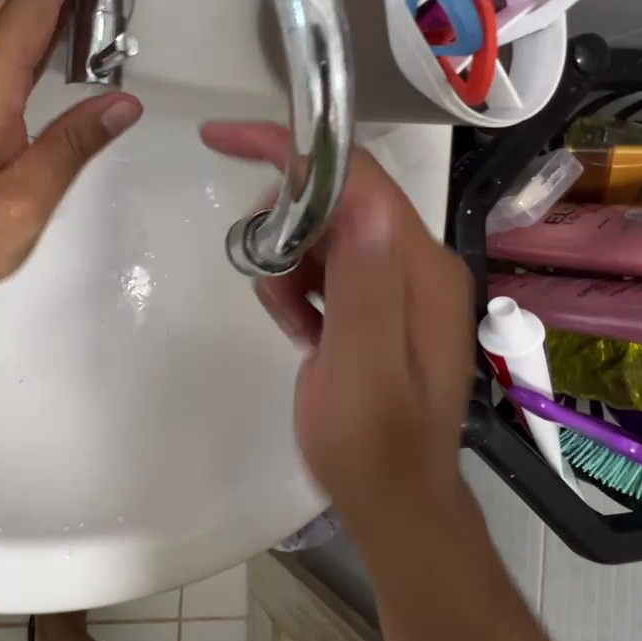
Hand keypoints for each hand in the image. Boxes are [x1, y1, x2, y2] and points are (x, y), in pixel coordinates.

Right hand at [200, 122, 474, 514]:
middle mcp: (415, 262)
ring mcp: (397, 283)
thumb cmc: (372, 442)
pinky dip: (298, 287)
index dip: (289, 150)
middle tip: (265, 279)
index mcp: (419, 268)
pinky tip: (301, 328)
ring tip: (290, 318)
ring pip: (323, 234)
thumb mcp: (362, 368)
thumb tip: (363, 203)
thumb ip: (366, 285)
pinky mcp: (376, 304)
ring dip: (288, 265)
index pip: (355, 177)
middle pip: (335, 201)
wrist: (393, 500)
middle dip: (284, 226)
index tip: (222, 140)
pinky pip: (325, 267)